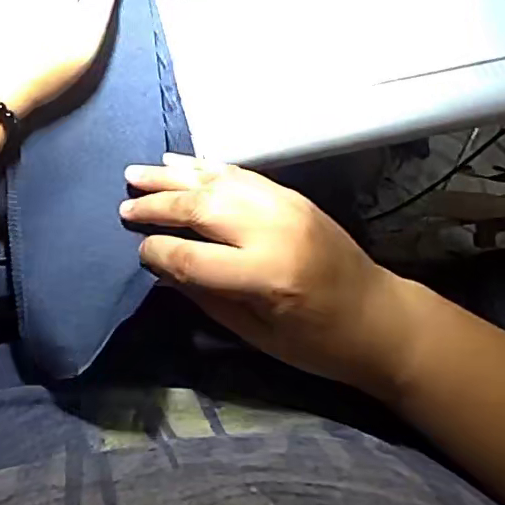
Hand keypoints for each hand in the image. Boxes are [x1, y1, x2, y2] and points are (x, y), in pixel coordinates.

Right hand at [120, 155, 428, 398]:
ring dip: (173, 176)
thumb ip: (206, 296)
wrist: (380, 317)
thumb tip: (161, 267)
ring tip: (136, 173)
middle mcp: (273, 230)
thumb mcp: (257, 334)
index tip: (137, 251)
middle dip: (157, 205)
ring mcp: (284, 205)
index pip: (192, 256)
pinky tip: (180, 162)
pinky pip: (239, 173)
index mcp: (266, 275)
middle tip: (124, 205)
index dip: (157, 252)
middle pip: (200, 208)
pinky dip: (206, 166)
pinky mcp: (291, 194)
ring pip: (216, 181)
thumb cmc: (319, 342)